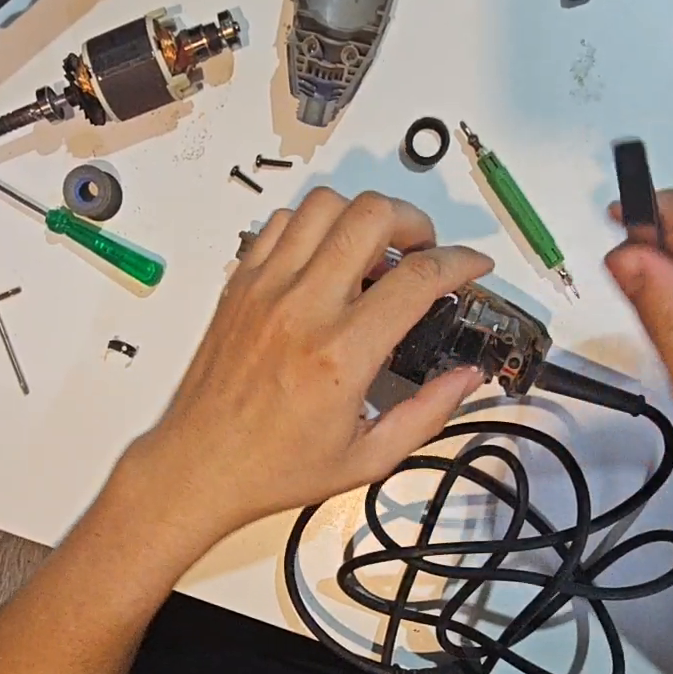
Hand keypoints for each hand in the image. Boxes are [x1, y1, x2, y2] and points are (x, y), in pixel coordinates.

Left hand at [119, 188, 489, 546]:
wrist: (200, 466)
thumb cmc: (274, 467)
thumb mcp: (366, 459)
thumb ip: (427, 414)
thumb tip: (466, 379)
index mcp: (341, 355)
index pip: (417, 279)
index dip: (459, 262)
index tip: (472, 265)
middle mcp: (302, 309)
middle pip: (371, 216)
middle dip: (414, 221)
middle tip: (422, 249)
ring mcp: (265, 290)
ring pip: (324, 206)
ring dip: (362, 216)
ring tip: (374, 250)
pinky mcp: (240, 286)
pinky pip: (280, 224)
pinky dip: (313, 225)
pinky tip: (325, 257)